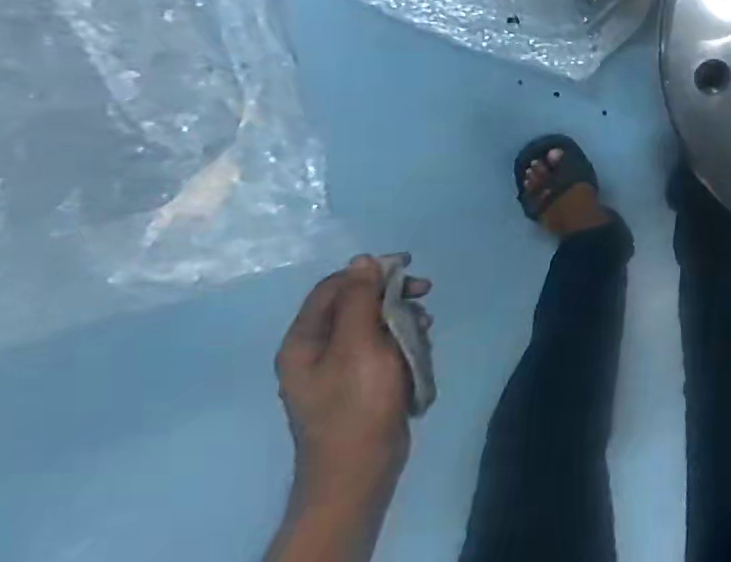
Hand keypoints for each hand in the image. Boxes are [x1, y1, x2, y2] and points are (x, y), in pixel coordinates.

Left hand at [275, 254, 430, 496]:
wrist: (359, 469)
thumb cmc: (357, 403)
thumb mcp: (359, 345)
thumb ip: (359, 300)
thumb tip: (362, 260)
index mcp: (304, 341)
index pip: (334, 286)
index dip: (370, 270)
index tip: (409, 265)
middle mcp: (316, 351)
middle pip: (355, 303)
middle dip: (392, 294)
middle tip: (426, 292)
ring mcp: (338, 369)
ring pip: (374, 324)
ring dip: (402, 317)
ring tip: (425, 328)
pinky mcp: (360, 382)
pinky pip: (382, 347)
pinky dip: (402, 340)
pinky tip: (420, 347)